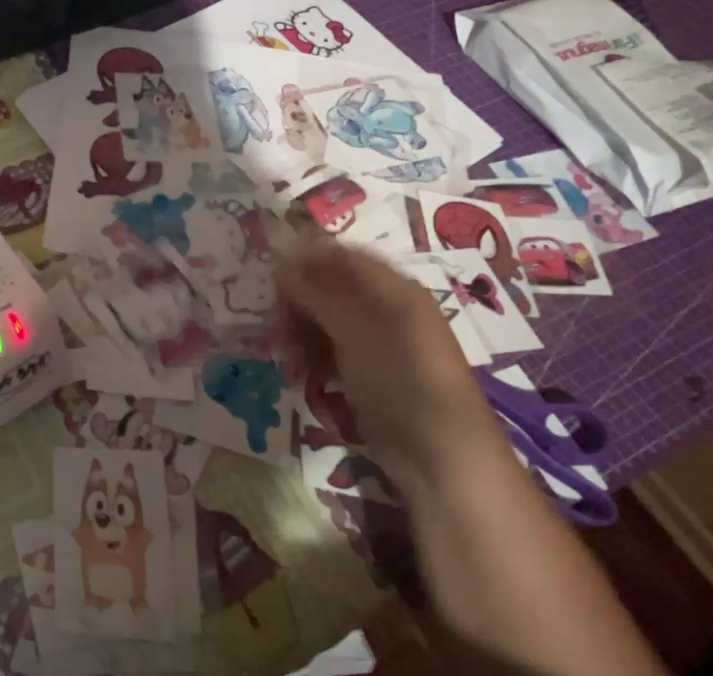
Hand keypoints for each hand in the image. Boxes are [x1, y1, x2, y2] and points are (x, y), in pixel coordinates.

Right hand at [275, 240, 506, 492]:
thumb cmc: (402, 380)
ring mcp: (377, 344)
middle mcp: (386, 309)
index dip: (305, 261)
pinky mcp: (368, 374)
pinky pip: (329, 352)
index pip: (340, 256)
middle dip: (297, 305)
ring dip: (299, 336)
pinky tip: (300, 377)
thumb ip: (317, 292)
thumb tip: (281, 259)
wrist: (441, 457)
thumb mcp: (357, 329)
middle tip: (277, 330)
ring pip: (323, 322)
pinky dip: (311, 359)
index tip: (271, 280)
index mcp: (393, 289)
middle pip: (327, 289)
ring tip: (289, 362)